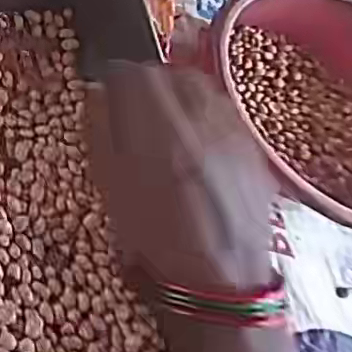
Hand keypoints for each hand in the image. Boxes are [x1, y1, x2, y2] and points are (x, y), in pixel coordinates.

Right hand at [86, 62, 275, 292]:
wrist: (220, 278)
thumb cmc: (152, 232)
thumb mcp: (109, 182)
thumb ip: (100, 129)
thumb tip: (97, 93)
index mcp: (160, 135)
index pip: (136, 74)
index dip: (115, 74)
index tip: (105, 84)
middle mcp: (202, 127)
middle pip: (172, 73)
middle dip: (147, 77)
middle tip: (131, 95)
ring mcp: (234, 137)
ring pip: (202, 87)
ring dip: (176, 89)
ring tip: (161, 111)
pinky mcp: (254, 150)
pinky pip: (224, 110)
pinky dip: (202, 109)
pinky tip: (191, 133)